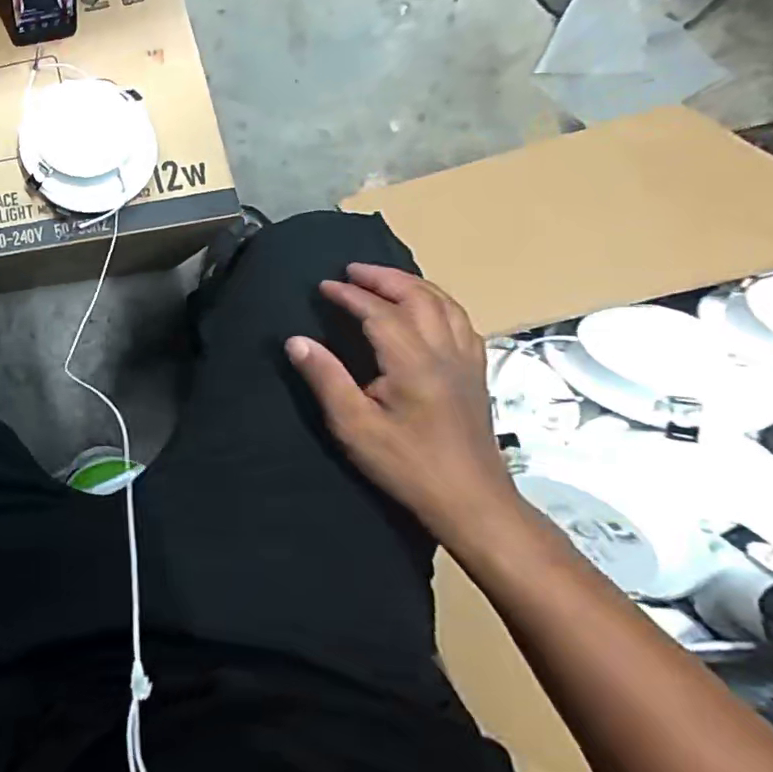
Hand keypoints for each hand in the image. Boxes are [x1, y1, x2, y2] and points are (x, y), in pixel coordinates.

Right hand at [284, 263, 520, 548]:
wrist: (471, 500)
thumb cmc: (406, 464)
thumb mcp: (354, 426)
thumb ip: (326, 378)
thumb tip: (296, 340)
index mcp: (413, 362)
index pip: (380, 312)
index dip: (350, 295)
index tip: (324, 286)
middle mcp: (445, 352)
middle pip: (419, 297)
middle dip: (384, 278)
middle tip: (353, 270)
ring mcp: (467, 361)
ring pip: (445, 305)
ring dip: (413, 285)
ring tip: (385, 280)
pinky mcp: (476, 374)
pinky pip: (461, 322)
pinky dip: (438, 304)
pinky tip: (427, 311)